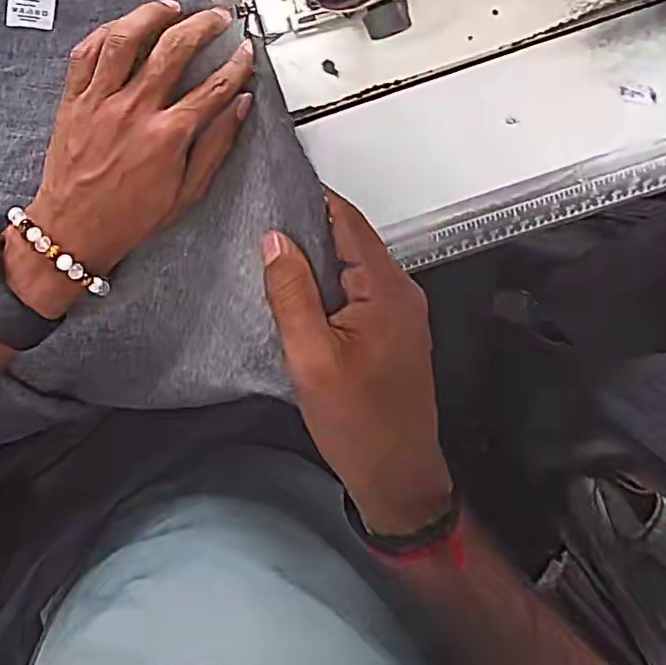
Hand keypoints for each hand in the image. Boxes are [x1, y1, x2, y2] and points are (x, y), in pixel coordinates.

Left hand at [5, 0, 255, 318]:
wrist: (74, 229)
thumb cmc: (127, 216)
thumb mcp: (186, 192)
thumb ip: (217, 145)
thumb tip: (240, 107)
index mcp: (167, 136)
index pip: (214, 86)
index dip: (237, 63)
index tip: (244, 52)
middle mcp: (133, 111)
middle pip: (174, 48)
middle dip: (203, 25)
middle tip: (215, 19)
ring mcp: (100, 102)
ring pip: (126, 39)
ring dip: (152, 15)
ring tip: (170, 9)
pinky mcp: (74, 100)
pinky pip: (86, 53)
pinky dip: (106, 32)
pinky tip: (123, 27)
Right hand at [262, 191, 453, 535]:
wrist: (398, 478)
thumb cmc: (359, 423)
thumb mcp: (311, 356)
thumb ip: (291, 293)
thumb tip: (275, 240)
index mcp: (386, 290)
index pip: (349, 221)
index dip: (314, 198)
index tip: (279, 186)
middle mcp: (401, 293)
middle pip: (351, 238)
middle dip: (309, 226)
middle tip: (265, 220)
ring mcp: (400, 312)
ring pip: (352, 263)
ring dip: (317, 255)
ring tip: (275, 252)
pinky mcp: (392, 329)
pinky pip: (355, 287)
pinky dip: (328, 280)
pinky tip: (300, 290)